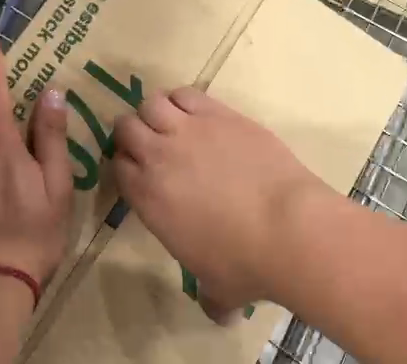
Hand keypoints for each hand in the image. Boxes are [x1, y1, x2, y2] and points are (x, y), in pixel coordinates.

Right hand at [112, 86, 334, 321]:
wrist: (287, 227)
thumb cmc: (245, 264)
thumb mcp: (217, 288)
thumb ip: (209, 296)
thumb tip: (218, 313)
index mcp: (148, 198)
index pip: (119, 167)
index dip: (128, 167)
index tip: (140, 172)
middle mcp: (159, 157)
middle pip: (126, 127)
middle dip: (133, 134)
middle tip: (151, 144)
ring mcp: (188, 129)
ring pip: (152, 102)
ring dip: (156, 111)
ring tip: (172, 123)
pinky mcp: (218, 113)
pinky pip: (187, 93)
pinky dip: (184, 100)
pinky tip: (196, 113)